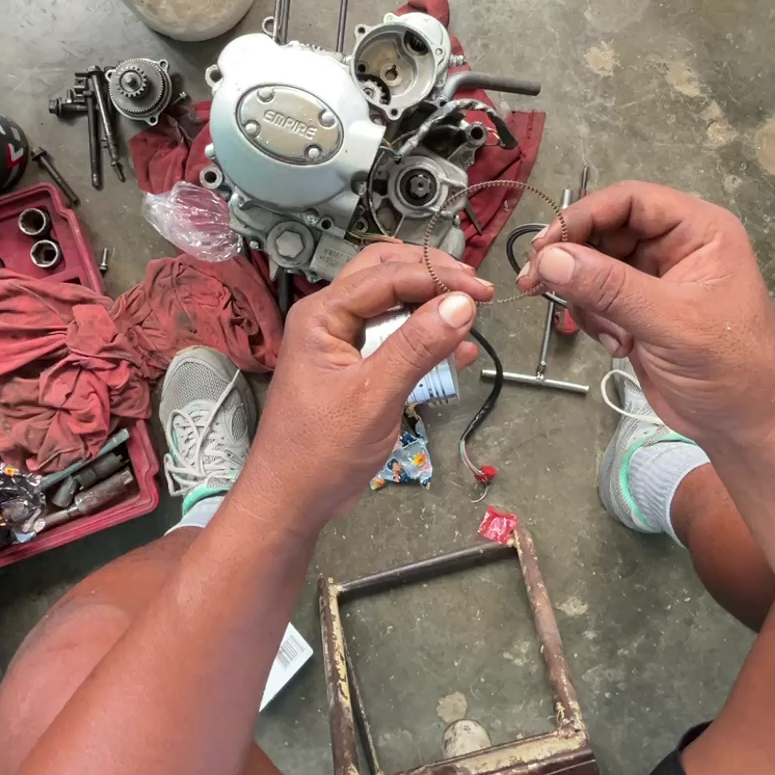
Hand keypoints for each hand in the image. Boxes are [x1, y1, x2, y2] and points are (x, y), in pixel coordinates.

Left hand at [232, 244, 489, 524]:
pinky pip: (396, 338)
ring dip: (431, 306)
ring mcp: (342, 341)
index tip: (482, 292)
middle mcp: (330, 318)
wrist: (292, 500)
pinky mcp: (358, 366)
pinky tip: (457, 353)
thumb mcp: (373, 397)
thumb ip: (416, 348)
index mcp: (322, 314)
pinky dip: (426, 339)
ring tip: (471, 317)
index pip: (386, 275)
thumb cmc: (321, 450)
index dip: (437, 277)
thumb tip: (462, 304)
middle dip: (431, 275)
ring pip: (393, 304)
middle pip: (385, 274)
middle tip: (474, 288)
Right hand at [518, 181, 774, 444]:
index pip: (629, 200)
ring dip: (585, 298)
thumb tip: (548, 258)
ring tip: (608, 334)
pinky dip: (594, 319)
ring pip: (592, 265)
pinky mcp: (637, 308)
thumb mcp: (670, 323)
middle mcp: (674, 245)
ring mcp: (654, 278)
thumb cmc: (727, 368)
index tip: (543, 247)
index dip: (582, 216)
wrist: (744, 427)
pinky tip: (619, 346)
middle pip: (604, 230)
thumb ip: (608, 288)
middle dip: (572, 260)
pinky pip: (595, 296)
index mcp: (697, 231)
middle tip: (535, 284)